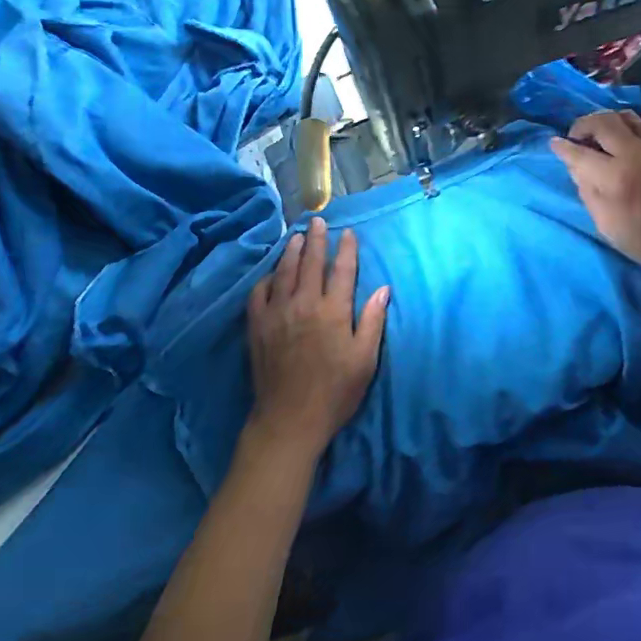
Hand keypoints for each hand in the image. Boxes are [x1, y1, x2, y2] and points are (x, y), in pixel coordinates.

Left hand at [244, 218, 390, 462]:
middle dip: (316, 240)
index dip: (346, 250)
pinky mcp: (257, 326)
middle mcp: (304, 304)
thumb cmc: (335, 392)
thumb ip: (372, 321)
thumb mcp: (364, 360)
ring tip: (296, 237)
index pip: (342, 271)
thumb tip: (382, 289)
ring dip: (291, 252)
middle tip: (317, 221)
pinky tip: (271, 274)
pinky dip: (267, 278)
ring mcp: (277, 313)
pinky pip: (259, 292)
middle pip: (310, 263)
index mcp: (333, 311)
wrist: (290, 418)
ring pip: (284, 272)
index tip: (347, 234)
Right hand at [550, 110, 640, 280]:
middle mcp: (634, 154)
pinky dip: (628, 130)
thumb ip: (587, 191)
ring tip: (601, 137)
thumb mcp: (604, 223)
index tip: (555, 144)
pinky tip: (625, 145)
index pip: (579, 153)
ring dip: (607, 123)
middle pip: (602, 121)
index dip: (563, 147)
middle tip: (578, 138)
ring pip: (626, 117)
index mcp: (614, 177)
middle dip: (583, 125)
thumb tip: (576, 168)